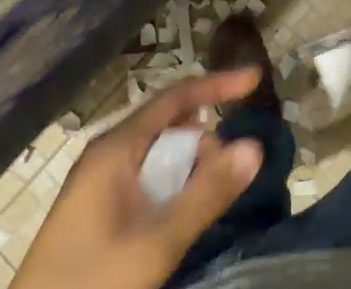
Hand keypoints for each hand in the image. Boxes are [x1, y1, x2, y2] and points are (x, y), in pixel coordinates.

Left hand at [12, 69, 264, 288]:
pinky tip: (186, 211)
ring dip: (190, 167)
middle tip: (231, 174)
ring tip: (212, 196)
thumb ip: (207, 192)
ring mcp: (101, 182)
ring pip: (159, 155)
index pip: (174, 98)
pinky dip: (174, 185)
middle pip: (169, 126)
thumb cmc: (95, 277)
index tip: (255, 81)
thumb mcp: (158, 239)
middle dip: (206, 141)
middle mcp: (108, 154)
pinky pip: (148, 179)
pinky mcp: (101, 209)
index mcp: (116, 148)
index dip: (217, 85)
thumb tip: (254, 146)